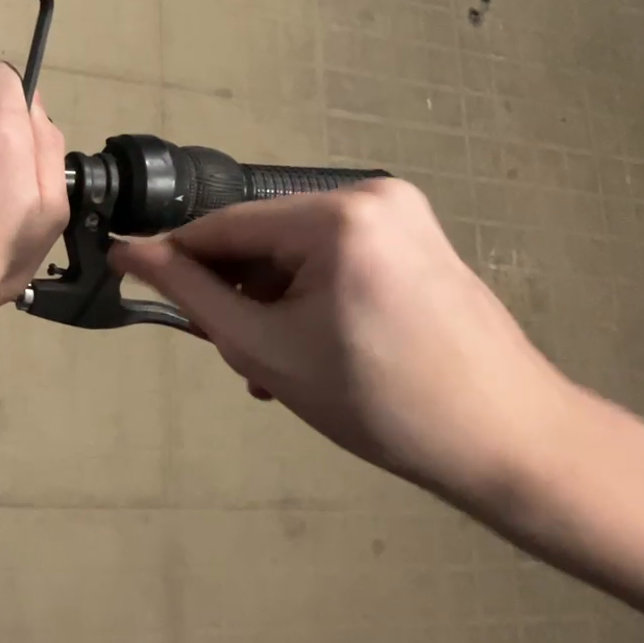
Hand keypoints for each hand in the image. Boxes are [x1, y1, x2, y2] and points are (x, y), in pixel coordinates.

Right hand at [111, 179, 575, 503]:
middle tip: (225, 348)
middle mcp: (369, 195)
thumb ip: (188, 291)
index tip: (141, 291)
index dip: (174, 260)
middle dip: (232, 291)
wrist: (516, 447)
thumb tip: (127, 250)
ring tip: (268, 361)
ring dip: (265, 299)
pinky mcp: (414, 237)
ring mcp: (398, 213)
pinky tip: (302, 342)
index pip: (220, 226)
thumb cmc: (379, 402)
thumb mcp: (263, 347)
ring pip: (290, 251)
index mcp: (336, 216)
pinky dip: (304, 294)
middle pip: (258, 238)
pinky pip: (328, 256)